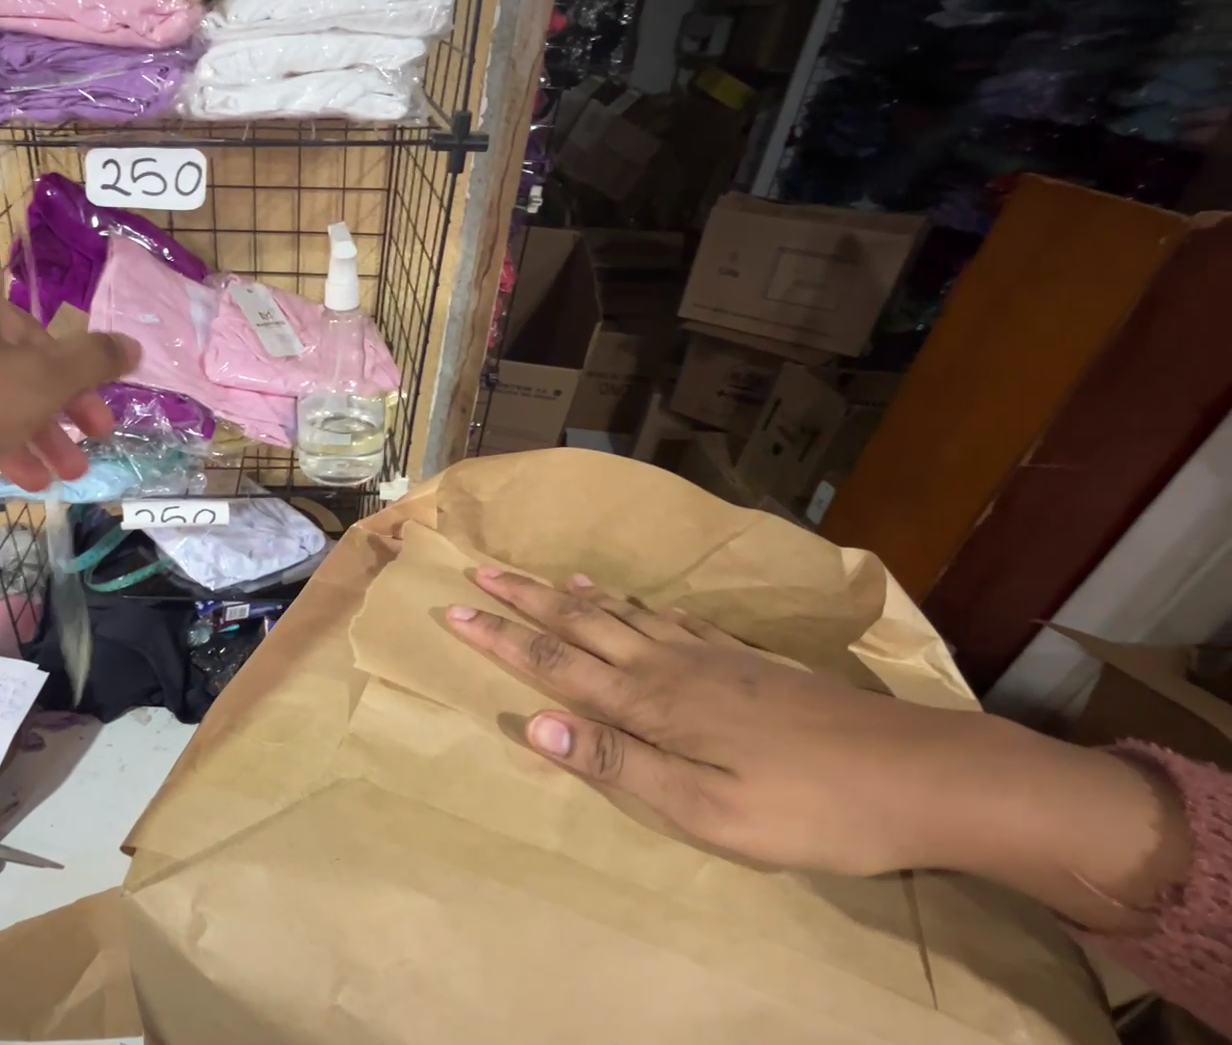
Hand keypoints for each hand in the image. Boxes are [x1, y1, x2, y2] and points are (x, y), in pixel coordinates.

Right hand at [445, 569, 1192, 928]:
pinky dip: (640, 605)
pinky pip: (674, 620)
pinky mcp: (747, 661)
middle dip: (524, 599)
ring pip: (624, 614)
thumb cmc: (807, 807)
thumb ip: (617, 764)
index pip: (553, 663)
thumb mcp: (705, 808)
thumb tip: (536, 726)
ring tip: (544, 577)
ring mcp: (710, 657)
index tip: (454, 609)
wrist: (924, 776)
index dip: (499, 637)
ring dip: (575, 596)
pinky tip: (638, 601)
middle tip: (481, 570)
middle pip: (581, 623)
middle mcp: (667, 667)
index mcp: (649, 704)